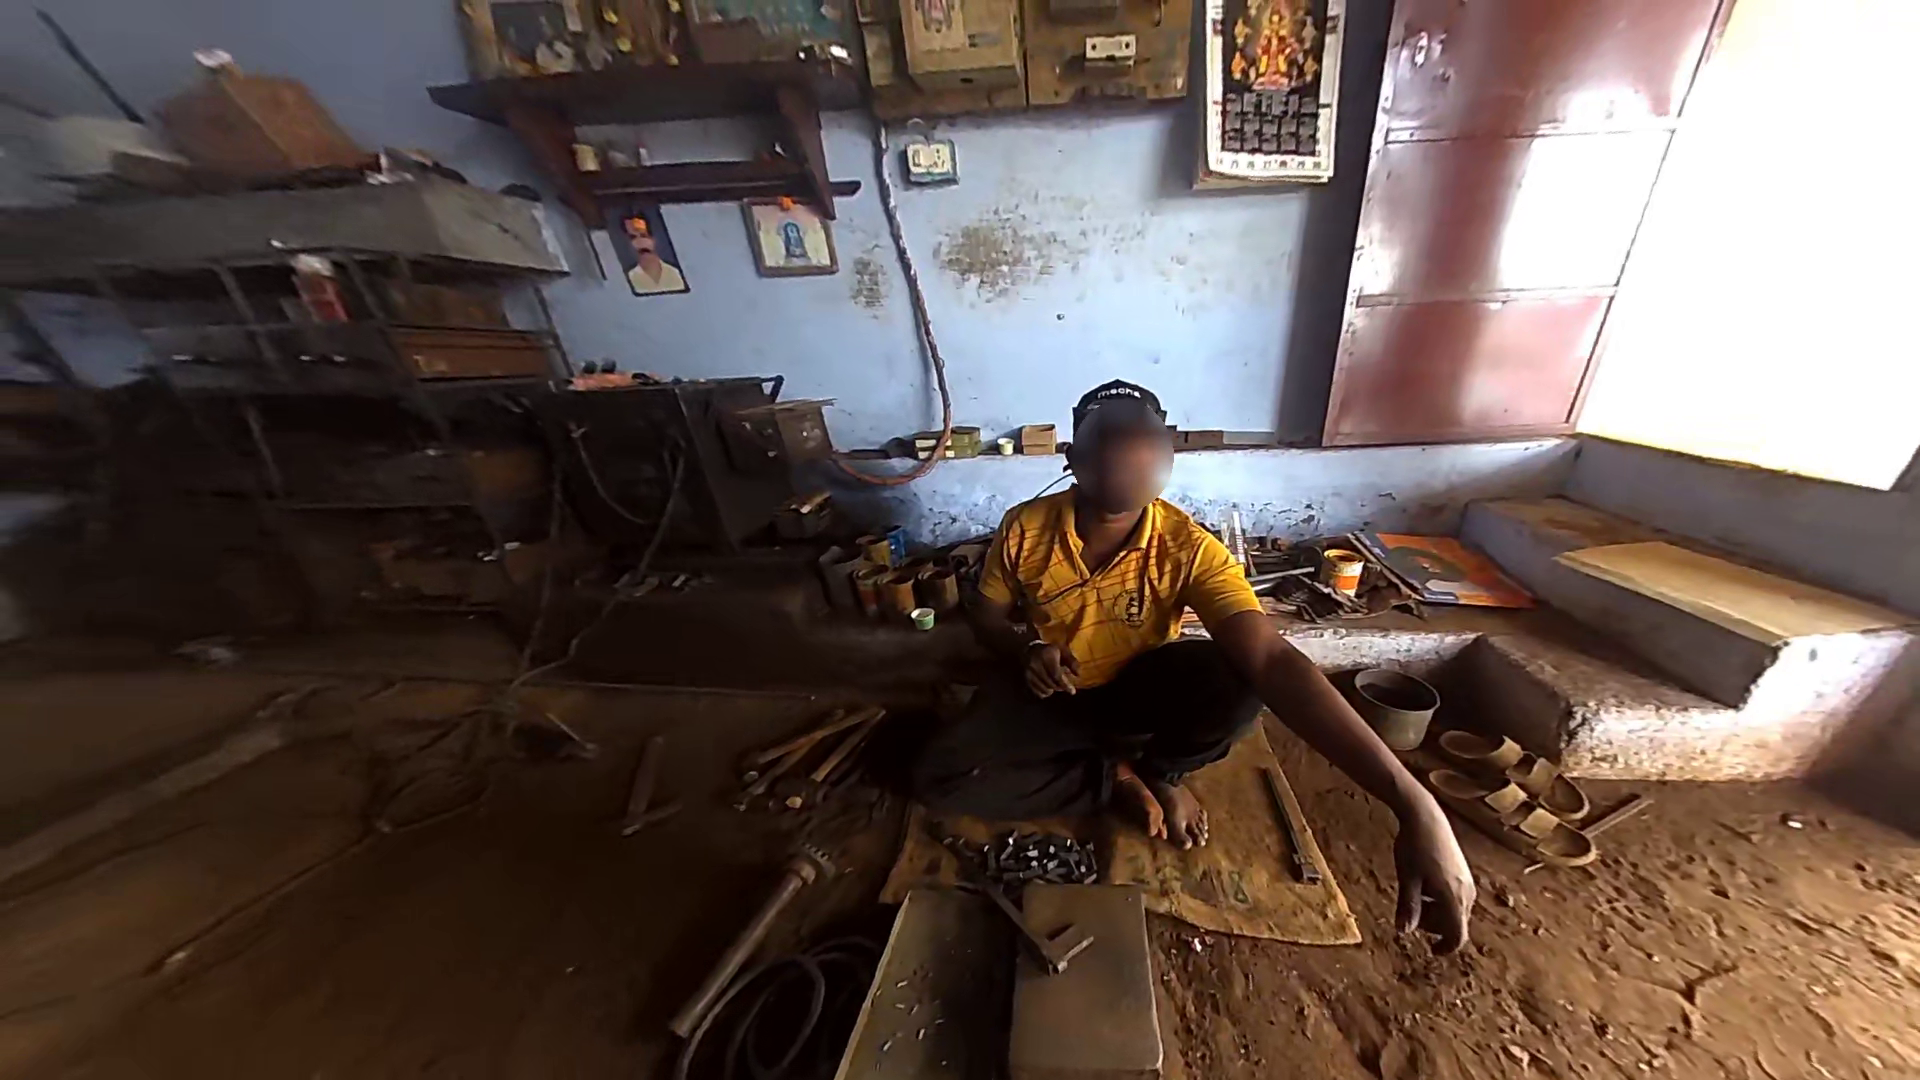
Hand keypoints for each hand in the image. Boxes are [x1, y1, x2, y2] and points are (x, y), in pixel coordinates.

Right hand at [1023, 642, 1079, 697]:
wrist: (1030, 649)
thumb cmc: (1050, 651)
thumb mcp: (1062, 651)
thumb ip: (1072, 662)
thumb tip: (1078, 675)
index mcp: (1046, 656)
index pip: (1056, 675)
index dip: (1065, 685)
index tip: (1072, 691)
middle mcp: (1036, 665)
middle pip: (1051, 684)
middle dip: (1060, 687)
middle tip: (1064, 685)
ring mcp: (1029, 673)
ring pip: (1045, 689)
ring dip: (1052, 689)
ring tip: (1056, 684)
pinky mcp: (1026, 679)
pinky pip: (1037, 692)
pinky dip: (1044, 692)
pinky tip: (1048, 687)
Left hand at [1392, 797, 1474, 953]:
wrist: (1426, 817)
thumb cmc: (1413, 847)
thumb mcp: (1407, 877)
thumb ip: (1407, 906)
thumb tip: (1403, 932)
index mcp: (1454, 899)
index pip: (1457, 935)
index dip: (1444, 946)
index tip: (1430, 950)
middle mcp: (1467, 895)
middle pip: (1455, 923)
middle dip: (1434, 925)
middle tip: (1411, 911)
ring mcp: (1468, 883)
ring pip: (1455, 910)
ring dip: (1436, 911)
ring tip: (1413, 893)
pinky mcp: (1464, 873)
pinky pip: (1456, 896)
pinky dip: (1441, 899)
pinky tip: (1422, 882)